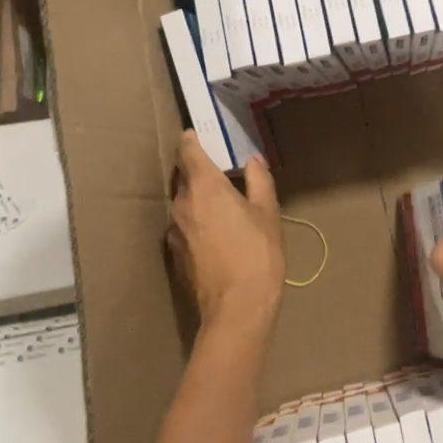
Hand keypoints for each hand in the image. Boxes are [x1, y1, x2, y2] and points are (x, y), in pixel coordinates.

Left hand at [169, 131, 284, 332]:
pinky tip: (216, 233)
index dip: (192, 139)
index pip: (187, 151)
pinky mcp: (175, 254)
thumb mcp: (267, 212)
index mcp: (204, 187)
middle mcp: (182, 204)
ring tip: (223, 204)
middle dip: (199, 170)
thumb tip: (252, 160)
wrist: (237, 308)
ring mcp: (174, 231)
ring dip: (198, 198)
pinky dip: (196, 221)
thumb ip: (258, 180)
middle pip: (184, 176)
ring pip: (183, 203)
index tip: (200, 133)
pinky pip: (183, 226)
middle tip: (222, 170)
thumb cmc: (257, 253)